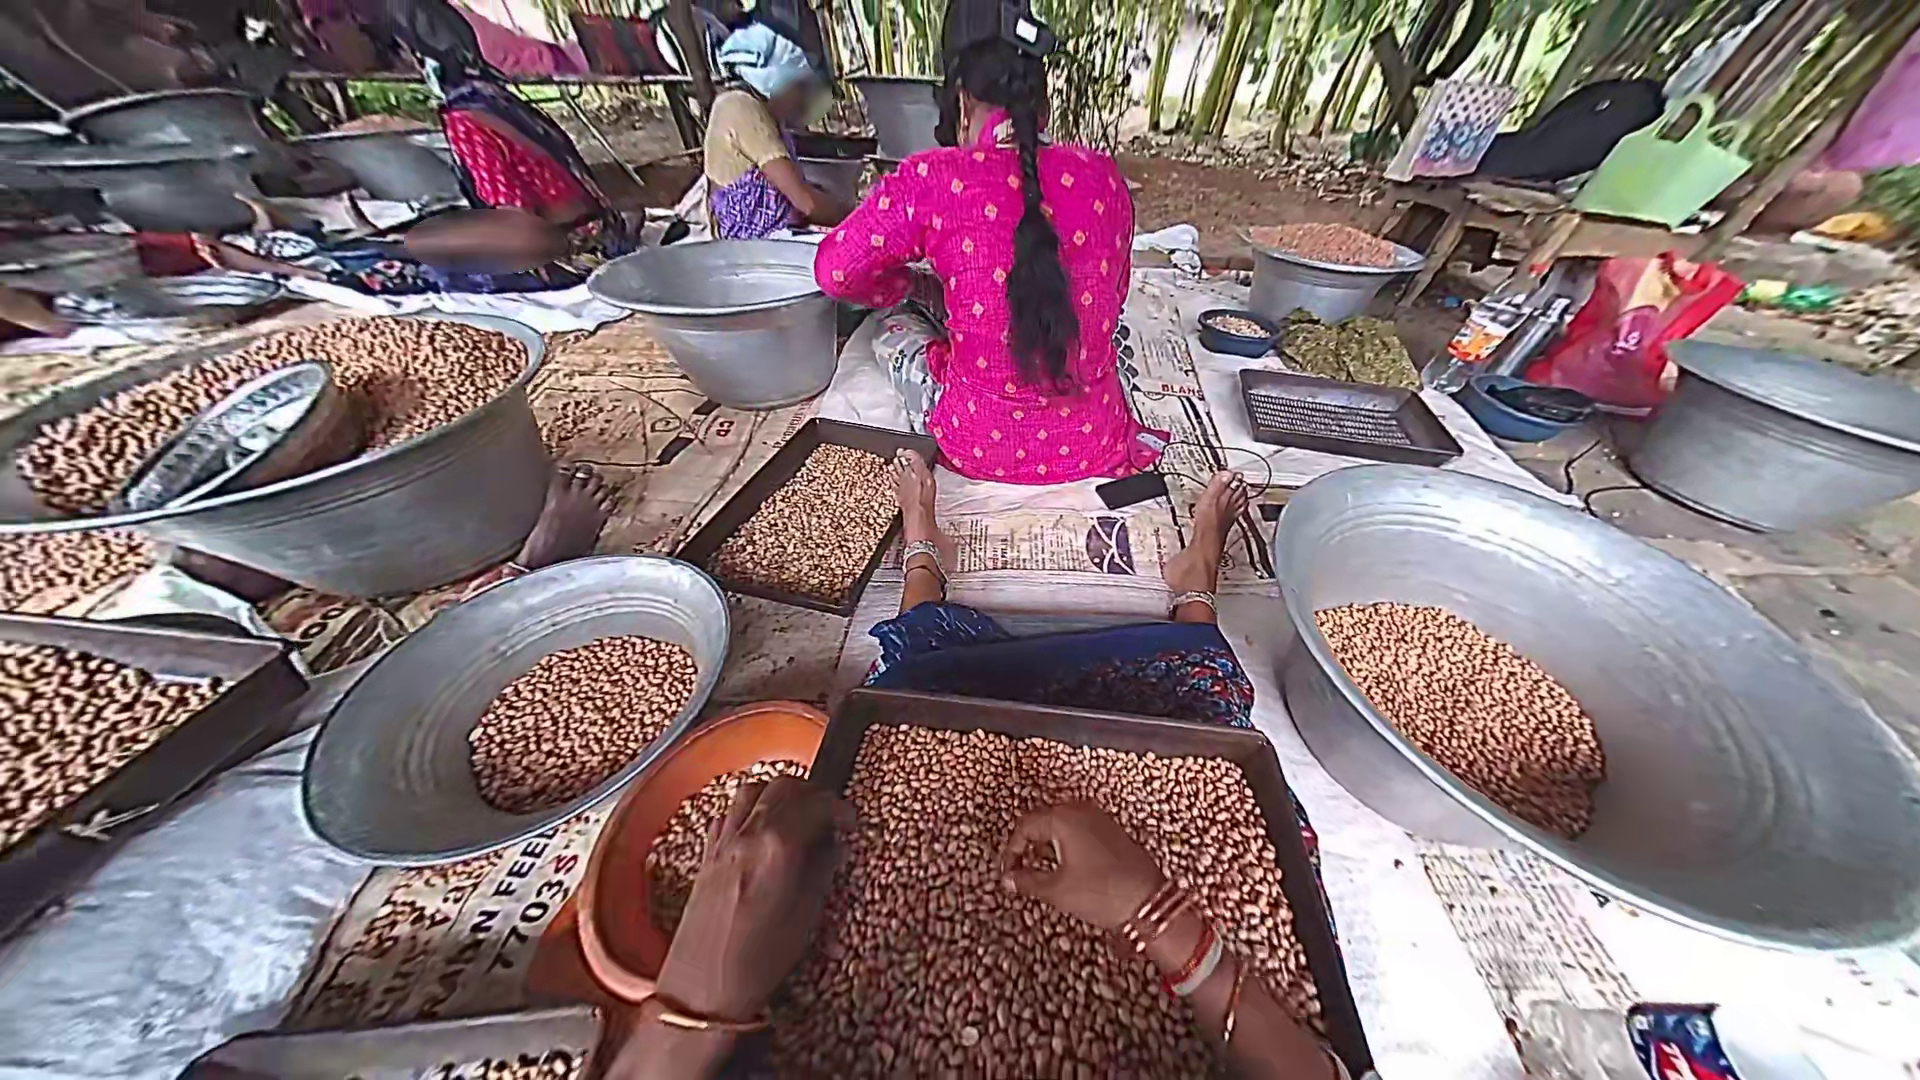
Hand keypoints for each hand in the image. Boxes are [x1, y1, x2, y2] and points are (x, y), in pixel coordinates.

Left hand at [653, 776, 851, 1021]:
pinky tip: (760, 828)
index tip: (850, 821)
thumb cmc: (756, 963)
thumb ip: (823, 869)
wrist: (700, 994)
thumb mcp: (806, 916)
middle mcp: (748, 834)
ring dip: (778, 791)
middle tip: (827, 813)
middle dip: (812, 793)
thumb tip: (836, 846)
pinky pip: (728, 812)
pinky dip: (749, 808)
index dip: (840, 808)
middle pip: (784, 785)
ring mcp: (724, 841)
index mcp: (778, 846)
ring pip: (753, 788)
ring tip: (795, 811)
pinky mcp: (707, 854)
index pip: (817, 804)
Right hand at [997, 802, 1165, 931]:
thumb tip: (1009, 879)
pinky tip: (1065, 866)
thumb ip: (1027, 880)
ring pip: (1060, 824)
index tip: (1008, 871)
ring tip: (1040, 870)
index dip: (1012, 850)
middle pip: (1042, 821)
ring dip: (1046, 844)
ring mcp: (1097, 817)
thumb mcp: (1057, 890)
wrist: (1149, 902)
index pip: (1025, 826)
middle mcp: (1079, 809)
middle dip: (1028, 845)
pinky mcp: (1110, 828)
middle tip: (1020, 870)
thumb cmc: (1104, 893)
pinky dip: (1065, 843)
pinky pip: (1078, 828)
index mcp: (1063, 818)